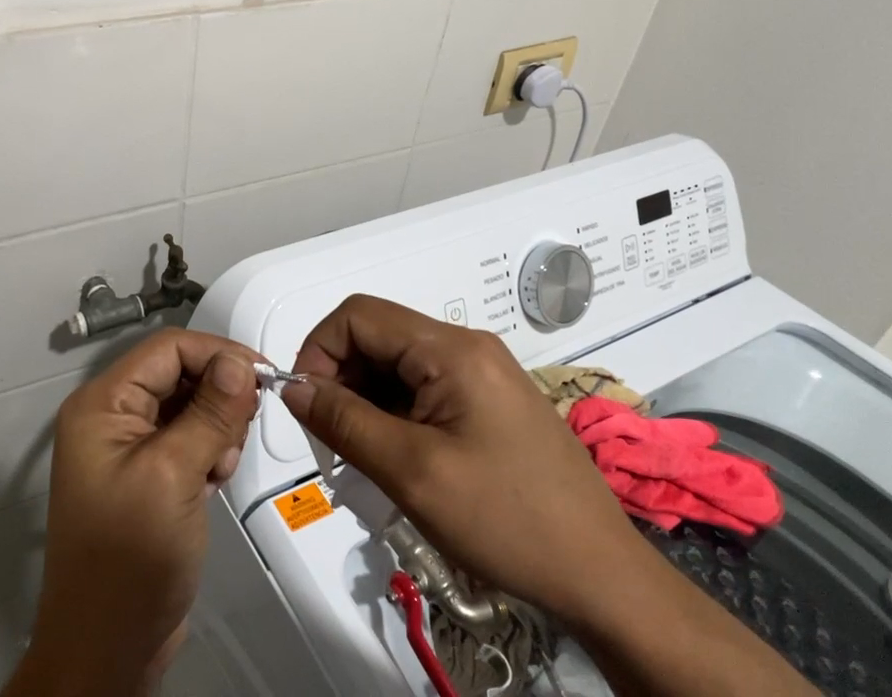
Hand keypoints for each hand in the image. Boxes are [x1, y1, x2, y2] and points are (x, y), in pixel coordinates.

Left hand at [7, 330, 260, 696]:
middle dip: (217, 395)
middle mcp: (110, 419)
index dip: (216, 354)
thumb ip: (208, 413)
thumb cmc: (130, 559)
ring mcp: (128, 450)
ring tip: (219, 467)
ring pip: (187, 408)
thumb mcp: (173, 475)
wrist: (108, 644)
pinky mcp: (147, 478)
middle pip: (177, 374)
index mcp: (101, 406)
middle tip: (241, 431)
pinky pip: (186, 441)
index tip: (262, 375)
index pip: (166, 349)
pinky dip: (208, 452)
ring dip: (215, 428)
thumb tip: (239, 363)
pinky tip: (213, 481)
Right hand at [279, 294, 648, 624]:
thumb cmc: (505, 519)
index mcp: (452, 350)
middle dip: (340, 381)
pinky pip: (422, 392)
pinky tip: (393, 462)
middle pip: (377, 339)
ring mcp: (481, 376)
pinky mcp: (488, 405)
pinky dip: (393, 418)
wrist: (599, 574)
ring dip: (364, 404)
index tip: (306, 408)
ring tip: (361, 461)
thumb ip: (344, 421)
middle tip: (332, 444)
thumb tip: (292, 387)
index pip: (358, 316)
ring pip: (396, 368)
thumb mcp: (411, 472)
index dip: (318, 352)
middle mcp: (467, 349)